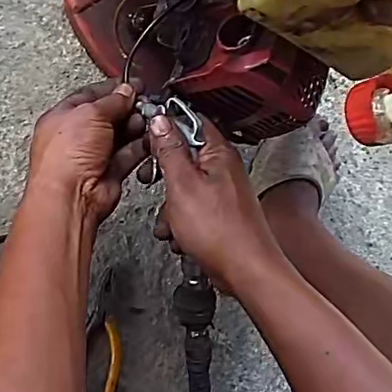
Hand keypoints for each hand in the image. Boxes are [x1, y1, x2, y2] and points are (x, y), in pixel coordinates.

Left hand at [27, 80, 146, 225]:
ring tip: (148, 119)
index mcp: (62, 117)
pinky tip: (149, 138)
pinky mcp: (108, 173)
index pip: (90, 96)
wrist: (71, 196)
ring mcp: (92, 156)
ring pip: (119, 136)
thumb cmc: (65, 157)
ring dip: (135, 126)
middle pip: (107, 116)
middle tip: (144, 102)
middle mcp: (76, 137)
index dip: (112, 89)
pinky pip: (128, 155)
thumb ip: (112, 100)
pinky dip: (140, 147)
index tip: (132, 85)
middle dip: (127, 108)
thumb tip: (126, 92)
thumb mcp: (91, 113)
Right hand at [147, 113, 287, 291]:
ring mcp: (222, 193)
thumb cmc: (221, 232)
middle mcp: (223, 169)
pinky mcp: (219, 215)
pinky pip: (191, 210)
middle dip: (163, 173)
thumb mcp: (182, 184)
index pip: (189, 120)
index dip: (165, 125)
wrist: (244, 271)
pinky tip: (180, 236)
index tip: (147, 135)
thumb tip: (160, 121)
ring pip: (183, 187)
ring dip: (170, 206)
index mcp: (218, 152)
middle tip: (152, 179)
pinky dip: (181, 223)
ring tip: (171, 221)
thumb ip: (169, 150)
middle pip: (183, 156)